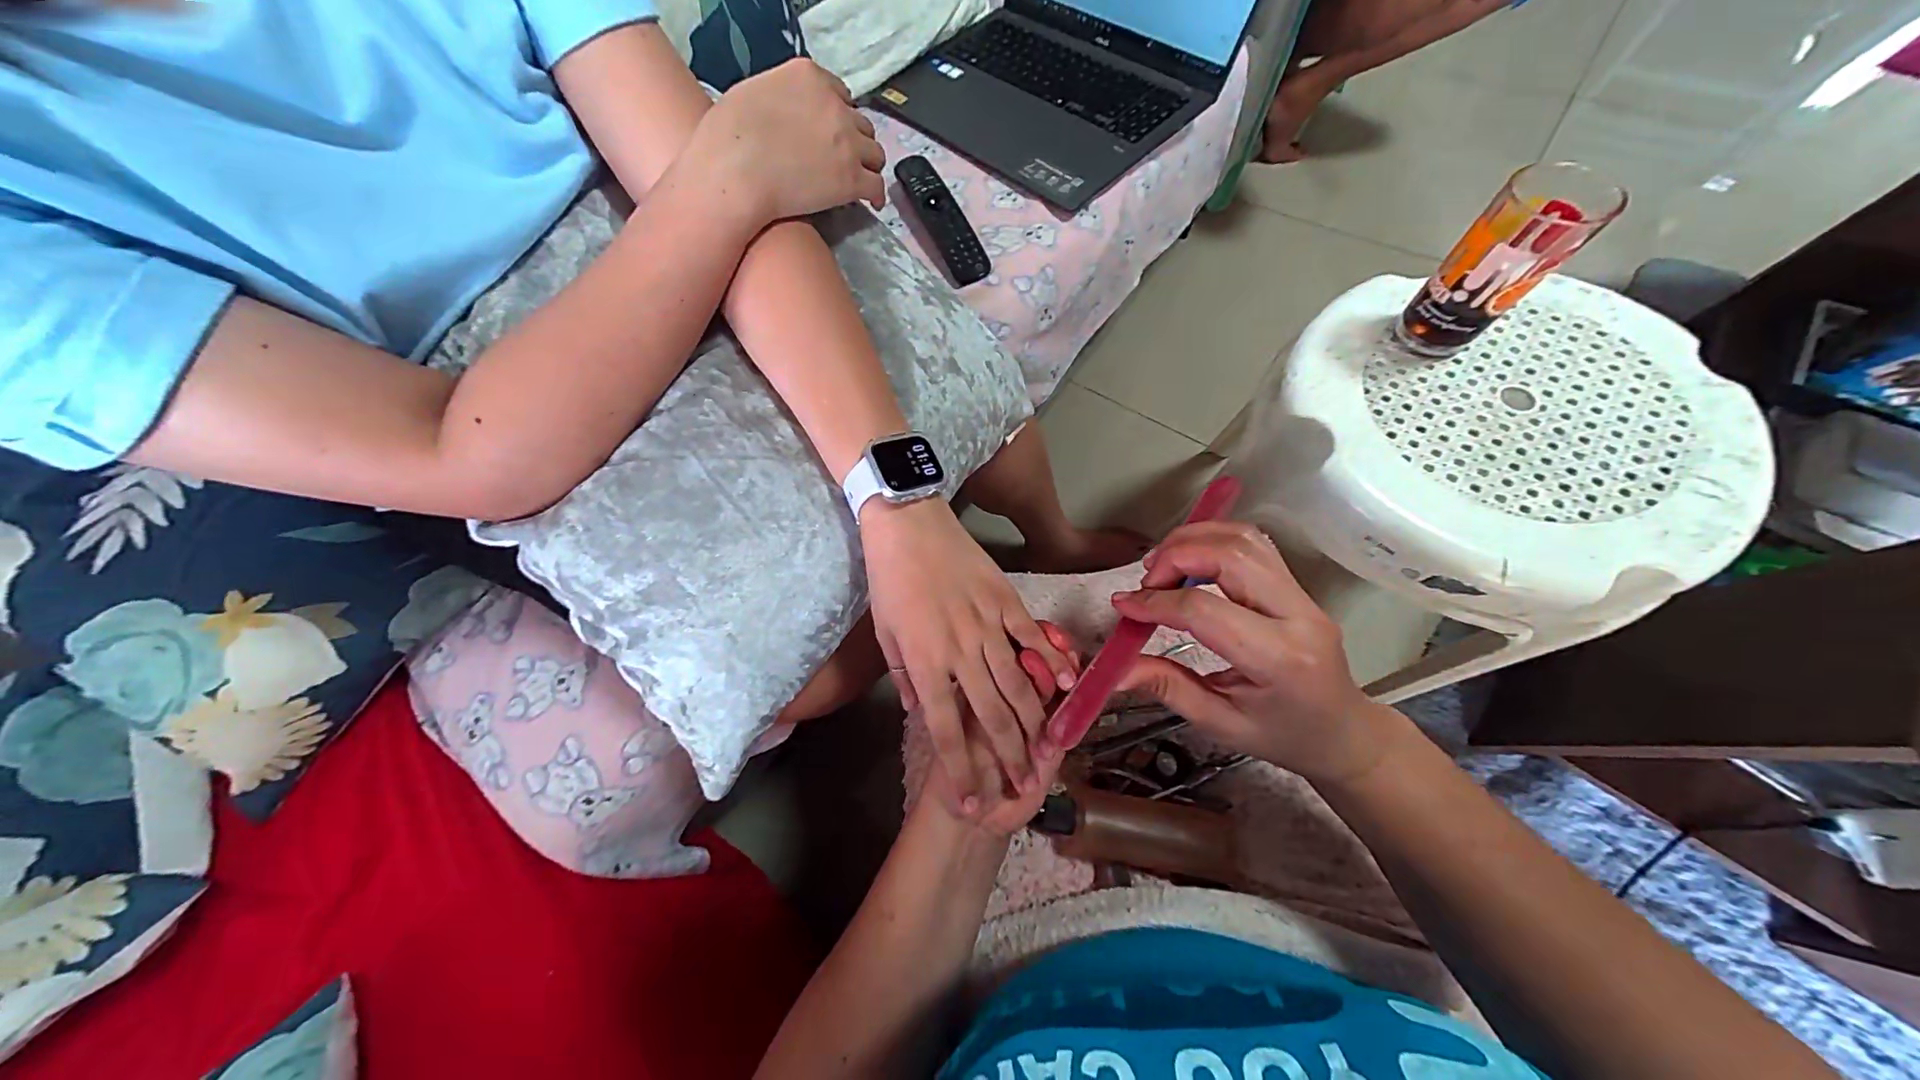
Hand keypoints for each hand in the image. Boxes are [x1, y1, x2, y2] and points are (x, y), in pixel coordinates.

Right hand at [690, 59, 886, 221]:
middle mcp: (834, 105)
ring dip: (868, 165)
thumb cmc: (728, 136)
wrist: (735, 173)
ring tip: (860, 178)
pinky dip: (876, 194)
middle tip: (845, 158)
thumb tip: (784, 113)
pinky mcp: (852, 179)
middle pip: (859, 123)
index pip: (838, 92)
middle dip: (854, 139)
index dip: (838, 114)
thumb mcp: (752, 93)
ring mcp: (847, 143)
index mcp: (808, 76)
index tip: (832, 130)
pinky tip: (872, 202)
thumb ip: (779, 96)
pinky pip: (876, 185)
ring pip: (874, 153)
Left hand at [865, 500, 1074, 807]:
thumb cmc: (889, 579)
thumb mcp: (884, 633)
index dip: (960, 770)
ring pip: (1017, 683)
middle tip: (1024, 788)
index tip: (972, 803)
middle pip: (989, 715)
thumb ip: (904, 676)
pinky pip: (1032, 636)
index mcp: (924, 662)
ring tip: (1049, 753)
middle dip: (1008, 757)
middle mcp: (959, 651)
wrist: (907, 524)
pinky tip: (1069, 684)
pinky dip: (1052, 660)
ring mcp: (987, 625)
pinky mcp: (1005, 600)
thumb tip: (921, 712)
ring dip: (1034, 722)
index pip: (944, 728)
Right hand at [1111, 522, 1403, 784]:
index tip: (1124, 606)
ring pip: (1245, 539)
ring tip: (1162, 565)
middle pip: (1231, 556)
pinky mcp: (1298, 587)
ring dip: (1194, 540)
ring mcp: (1303, 596)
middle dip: (1176, 556)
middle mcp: (1298, 617)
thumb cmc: (1283, 735)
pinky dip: (1214, 541)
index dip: (1156, 602)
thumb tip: (1117, 671)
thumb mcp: (1220, 724)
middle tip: (1145, 581)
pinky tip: (1189, 560)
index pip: (1206, 610)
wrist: (1343, 732)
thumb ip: (1169, 688)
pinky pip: (1254, 545)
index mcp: (1279, 660)